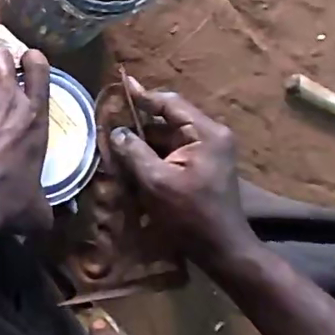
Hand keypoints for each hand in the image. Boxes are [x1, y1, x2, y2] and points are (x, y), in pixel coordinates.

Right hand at [106, 78, 254, 263]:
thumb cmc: (191, 215)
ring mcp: (210, 151)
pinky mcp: (204, 167)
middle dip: (140, 123)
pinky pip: (174, 152)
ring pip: (169, 137)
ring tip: (117, 143)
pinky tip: (133, 162)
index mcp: (206, 133)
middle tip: (111, 122)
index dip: (143, 96)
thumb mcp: (156, 182)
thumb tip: (116, 131)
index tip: (121, 85)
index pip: (170, 104)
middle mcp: (211, 135)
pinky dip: (155, 155)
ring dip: (145, 142)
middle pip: (169, 120)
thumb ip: (134, 152)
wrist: (223, 250)